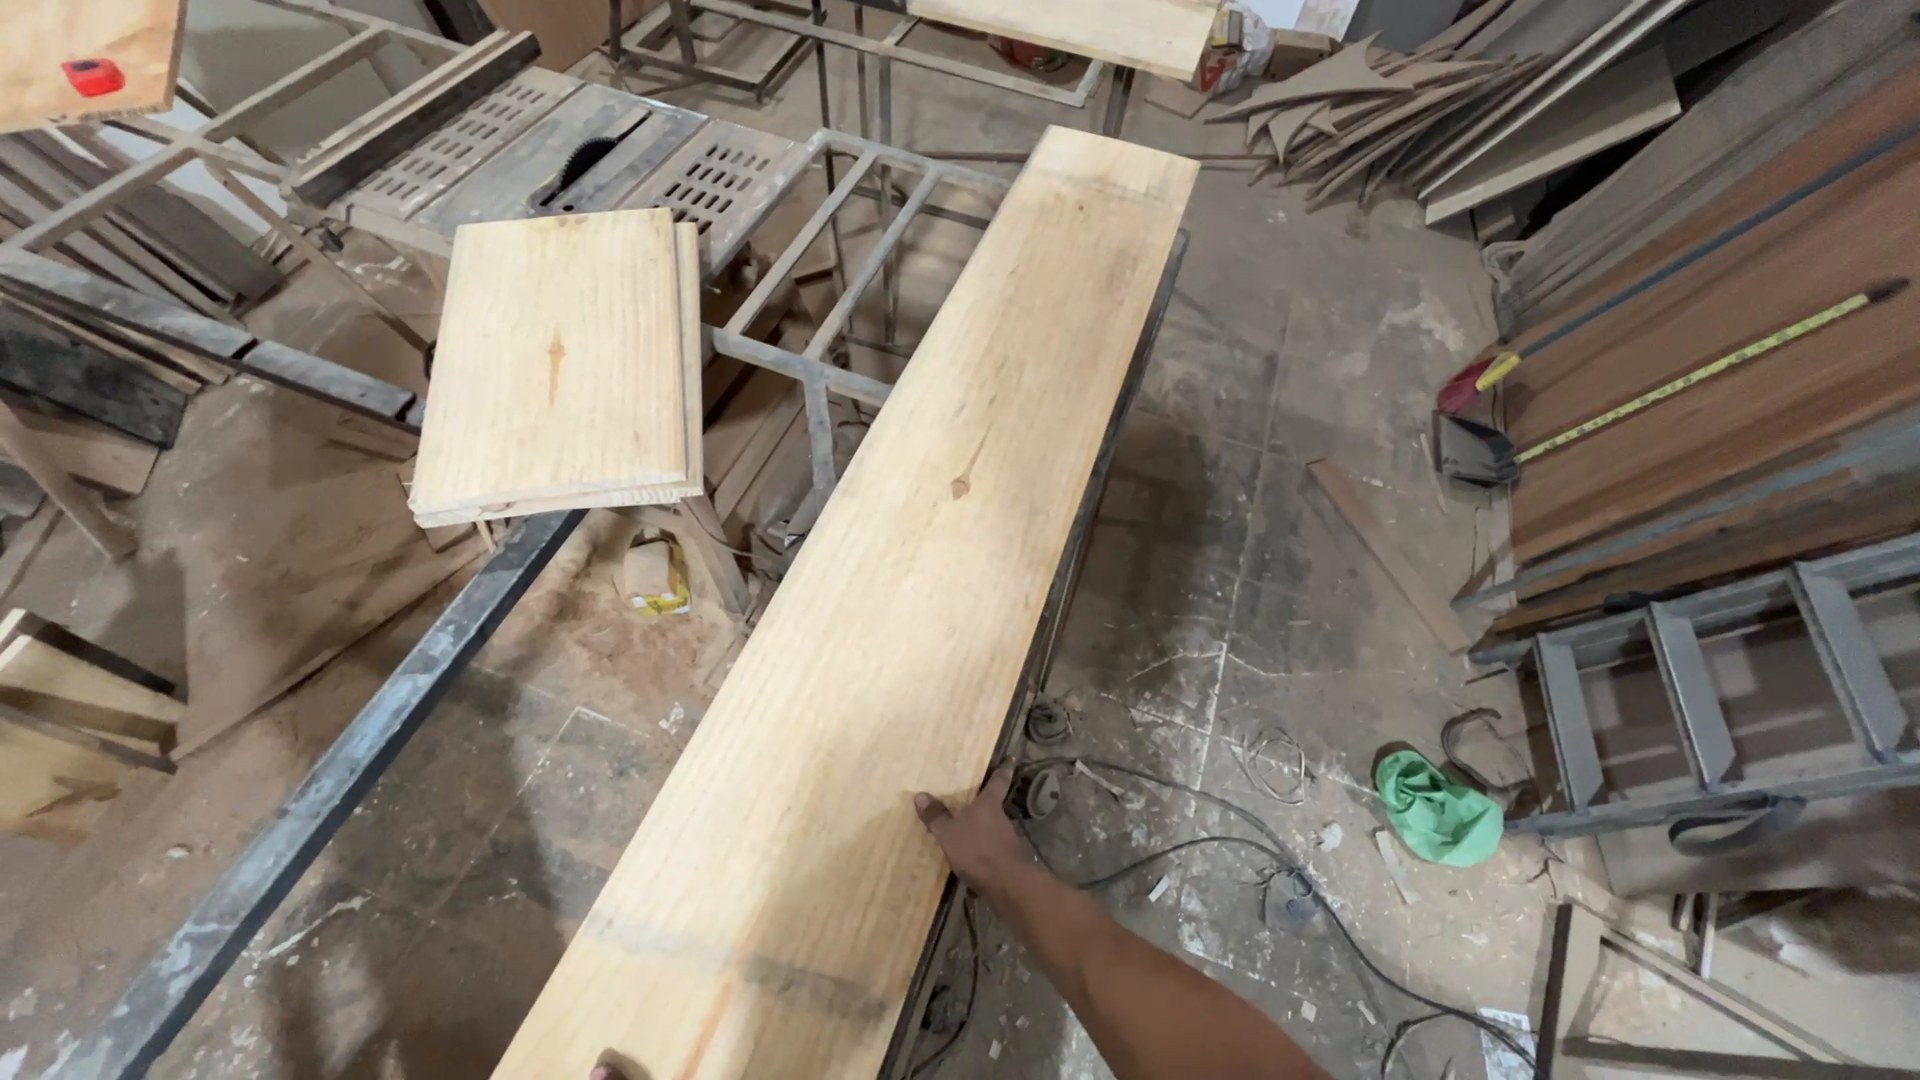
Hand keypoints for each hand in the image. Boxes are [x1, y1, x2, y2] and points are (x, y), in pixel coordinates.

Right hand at [915, 763, 1030, 895]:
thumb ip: (936, 816)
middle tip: (973, 796)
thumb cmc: (978, 850)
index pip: (998, 781)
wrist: (1007, 884)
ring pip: (992, 827)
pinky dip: (981, 849)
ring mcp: (1006, 839)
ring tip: (965, 829)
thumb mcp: (949, 833)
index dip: (1004, 769)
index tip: (1011, 758)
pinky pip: (990, 847)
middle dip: (984, 802)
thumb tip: (920, 795)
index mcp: (988, 805)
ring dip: (981, 827)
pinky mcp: (1006, 859)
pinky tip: (970, 857)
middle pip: (994, 805)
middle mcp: (1000, 818)